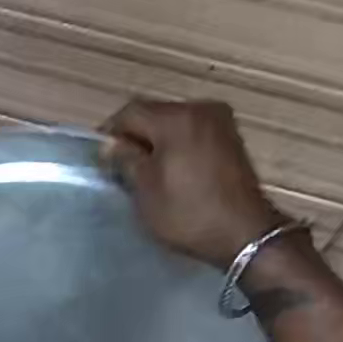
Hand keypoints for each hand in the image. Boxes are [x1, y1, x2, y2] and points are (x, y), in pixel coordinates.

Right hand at [100, 98, 283, 268]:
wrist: (243, 233)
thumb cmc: (187, 214)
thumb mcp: (146, 191)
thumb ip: (126, 161)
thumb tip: (110, 145)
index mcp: (177, 118)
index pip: (131, 111)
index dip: (110, 133)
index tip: (99, 159)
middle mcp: (201, 108)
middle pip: (155, 114)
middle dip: (134, 138)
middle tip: (119, 169)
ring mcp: (220, 122)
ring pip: (174, 124)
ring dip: (155, 144)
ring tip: (143, 174)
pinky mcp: (230, 139)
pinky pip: (192, 134)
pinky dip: (176, 148)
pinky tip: (170, 173)